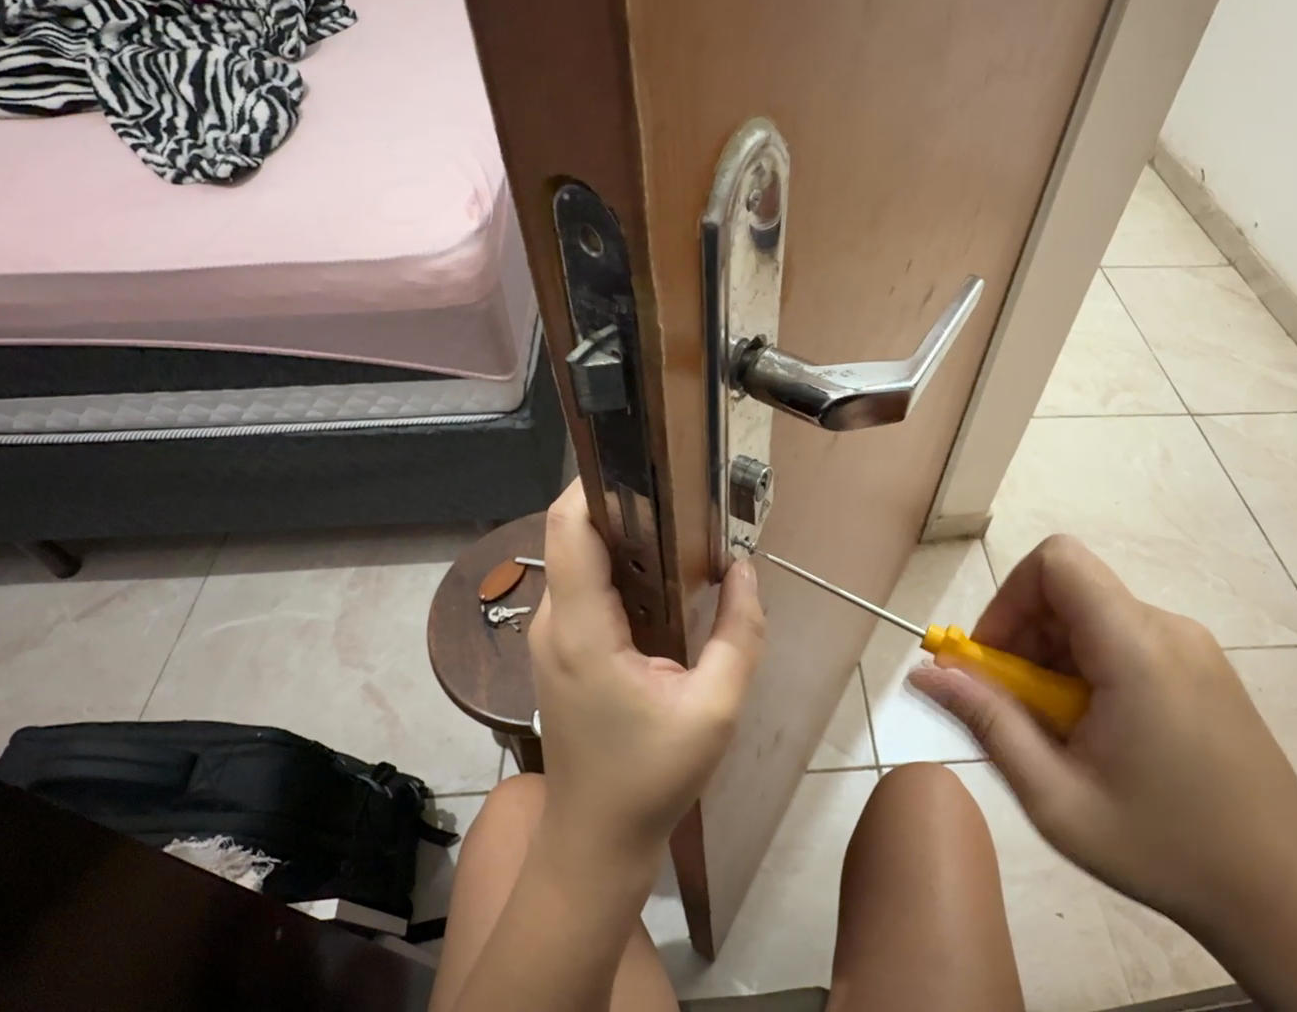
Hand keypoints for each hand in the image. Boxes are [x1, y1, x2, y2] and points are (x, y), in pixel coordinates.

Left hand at [527, 481, 765, 859]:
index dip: (596, 482)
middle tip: (685, 496)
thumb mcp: (715, 708)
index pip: (570, 528)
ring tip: (683, 531)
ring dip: (625, 540)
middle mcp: (554, 623)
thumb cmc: (652, 778)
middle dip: (624, 505)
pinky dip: (621, 572)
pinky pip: (585, 590)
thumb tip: (746, 570)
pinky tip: (665, 580)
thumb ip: (739, 633)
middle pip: (575, 535)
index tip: (644, 459)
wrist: (598, 837)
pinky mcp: (560, 651)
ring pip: (580, 561)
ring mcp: (551, 638)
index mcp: (581, 630)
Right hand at [908, 534, 1296, 935]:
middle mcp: (1169, 630)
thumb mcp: (1055, 796)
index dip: (1008, 598)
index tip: (991, 662)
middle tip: (1011, 712)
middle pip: (1069, 591)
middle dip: (1022, 639)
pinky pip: (1124, 641)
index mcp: (1137, 648)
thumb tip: (926, 672)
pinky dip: (1087, 671)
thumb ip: (987, 721)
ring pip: (1093, 618)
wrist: (1284, 895)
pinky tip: (1095, 736)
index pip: (1056, 561)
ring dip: (1052, 660)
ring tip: (1057, 736)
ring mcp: (1194, 648)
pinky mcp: (1204, 670)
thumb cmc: (1162, 848)